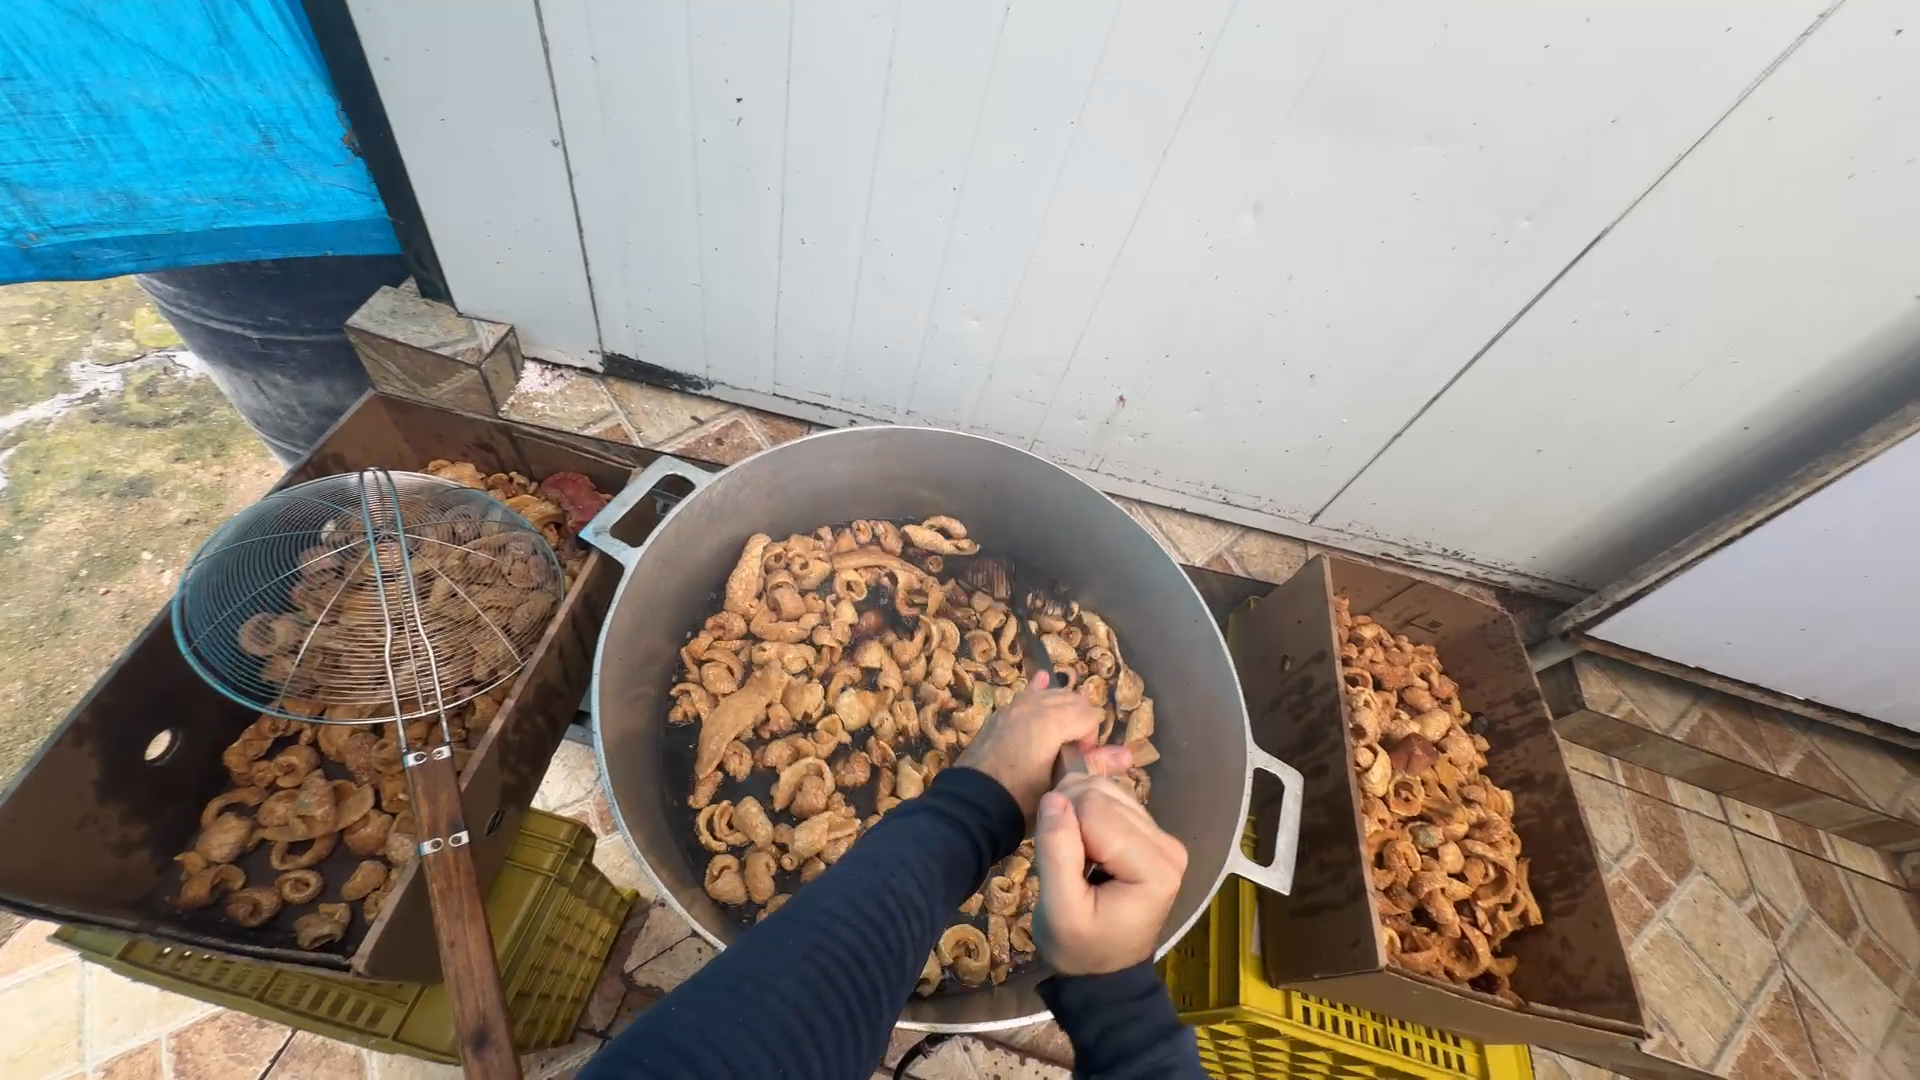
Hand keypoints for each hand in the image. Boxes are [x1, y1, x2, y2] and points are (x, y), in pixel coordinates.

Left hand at [956, 672, 1124, 826]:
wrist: (972, 807)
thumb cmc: (1021, 802)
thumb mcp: (1061, 787)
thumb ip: (1095, 766)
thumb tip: (1128, 754)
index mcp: (1050, 721)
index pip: (1089, 716)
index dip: (1090, 740)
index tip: (1078, 763)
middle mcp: (1032, 706)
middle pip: (1072, 700)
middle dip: (1080, 723)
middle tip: (1072, 756)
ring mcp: (1013, 707)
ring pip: (1050, 695)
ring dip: (1063, 710)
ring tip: (1061, 740)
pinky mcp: (1000, 715)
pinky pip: (1026, 694)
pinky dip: (1039, 690)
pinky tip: (1044, 678)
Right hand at [1032, 773, 1188, 975]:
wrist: (1102, 968)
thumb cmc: (1080, 948)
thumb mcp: (1059, 911)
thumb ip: (1056, 853)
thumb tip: (1053, 798)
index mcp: (1154, 868)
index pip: (1093, 809)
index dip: (1063, 828)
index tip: (1057, 864)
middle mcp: (1167, 845)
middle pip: (1100, 794)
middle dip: (1069, 816)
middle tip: (1060, 858)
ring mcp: (1161, 835)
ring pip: (1103, 790)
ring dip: (1076, 812)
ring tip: (1071, 852)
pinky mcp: (1149, 831)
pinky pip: (1109, 797)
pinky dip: (1086, 812)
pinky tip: (1083, 842)